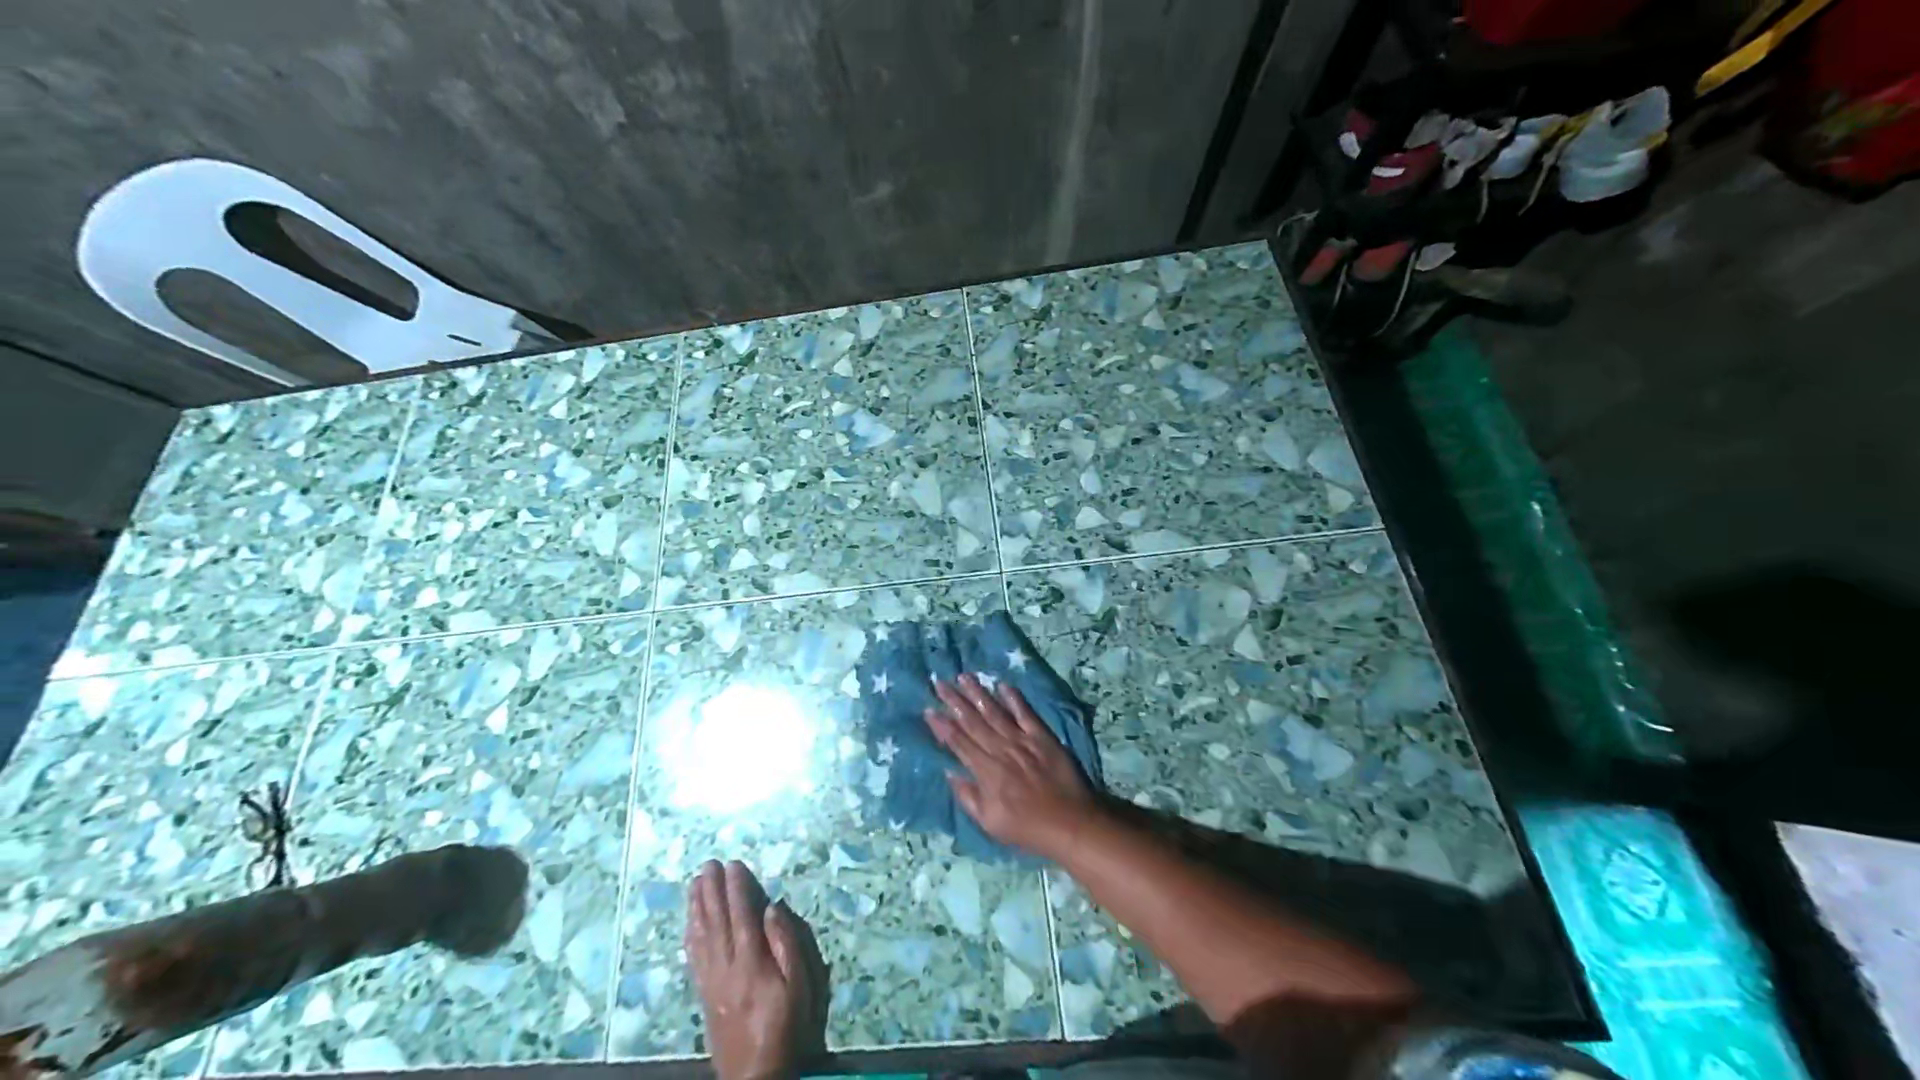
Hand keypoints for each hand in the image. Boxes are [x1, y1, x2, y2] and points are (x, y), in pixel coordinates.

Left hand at [686, 860, 827, 1079]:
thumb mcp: (802, 986)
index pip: (742, 915)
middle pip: (717, 920)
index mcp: (752, 961)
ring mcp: (712, 981)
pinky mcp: (705, 995)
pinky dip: (691, 933)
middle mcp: (727, 966)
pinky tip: (690, 921)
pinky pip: (694, 956)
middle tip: (709, 864)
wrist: (756, 1076)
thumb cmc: (787, 1027)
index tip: (734, 864)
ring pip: (701, 935)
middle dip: (712, 889)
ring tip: (695, 882)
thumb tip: (772, 909)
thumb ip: (787, 944)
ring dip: (697, 906)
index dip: (737, 888)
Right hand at [927, 674, 1101, 859]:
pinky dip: (1014, 699)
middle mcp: (1000, 750)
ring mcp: (1022, 741)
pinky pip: (1025, 714)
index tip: (929, 709)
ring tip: (964, 676)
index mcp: (985, 771)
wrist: (1069, 823)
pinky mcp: (1043, 737)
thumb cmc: (1026, 827)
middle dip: (954, 701)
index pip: (959, 742)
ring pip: (995, 712)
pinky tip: (1002, 685)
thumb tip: (950, 772)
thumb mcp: (989, 823)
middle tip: (939, 682)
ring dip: (978, 693)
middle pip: (973, 721)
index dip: (942, 726)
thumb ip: (968, 797)